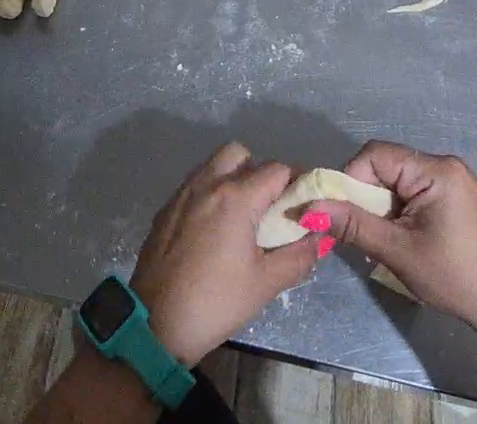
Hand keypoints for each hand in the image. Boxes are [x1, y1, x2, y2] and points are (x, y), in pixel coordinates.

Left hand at [129, 143, 326, 364]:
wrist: (157, 323)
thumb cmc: (217, 301)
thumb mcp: (266, 283)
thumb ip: (299, 254)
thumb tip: (319, 235)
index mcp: (236, 197)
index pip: (277, 169)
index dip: (295, 184)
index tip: (302, 205)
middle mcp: (207, 183)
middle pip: (240, 154)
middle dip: (259, 172)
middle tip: (268, 207)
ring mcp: (182, 193)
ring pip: (213, 164)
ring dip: (233, 177)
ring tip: (242, 216)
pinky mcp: (166, 208)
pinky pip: (194, 184)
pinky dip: (210, 192)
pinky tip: (214, 228)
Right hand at [309, 140, 476, 334]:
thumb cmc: (456, 277)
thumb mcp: (398, 251)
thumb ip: (353, 224)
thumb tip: (309, 208)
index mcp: (436, 170)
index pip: (375, 155)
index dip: (351, 179)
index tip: (344, 214)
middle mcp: (445, 165)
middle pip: (385, 165)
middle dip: (366, 196)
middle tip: (363, 232)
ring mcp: (454, 180)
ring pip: (397, 180)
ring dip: (381, 206)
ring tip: (385, 240)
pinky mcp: (456, 197)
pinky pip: (413, 191)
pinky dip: (399, 211)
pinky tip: (403, 238)